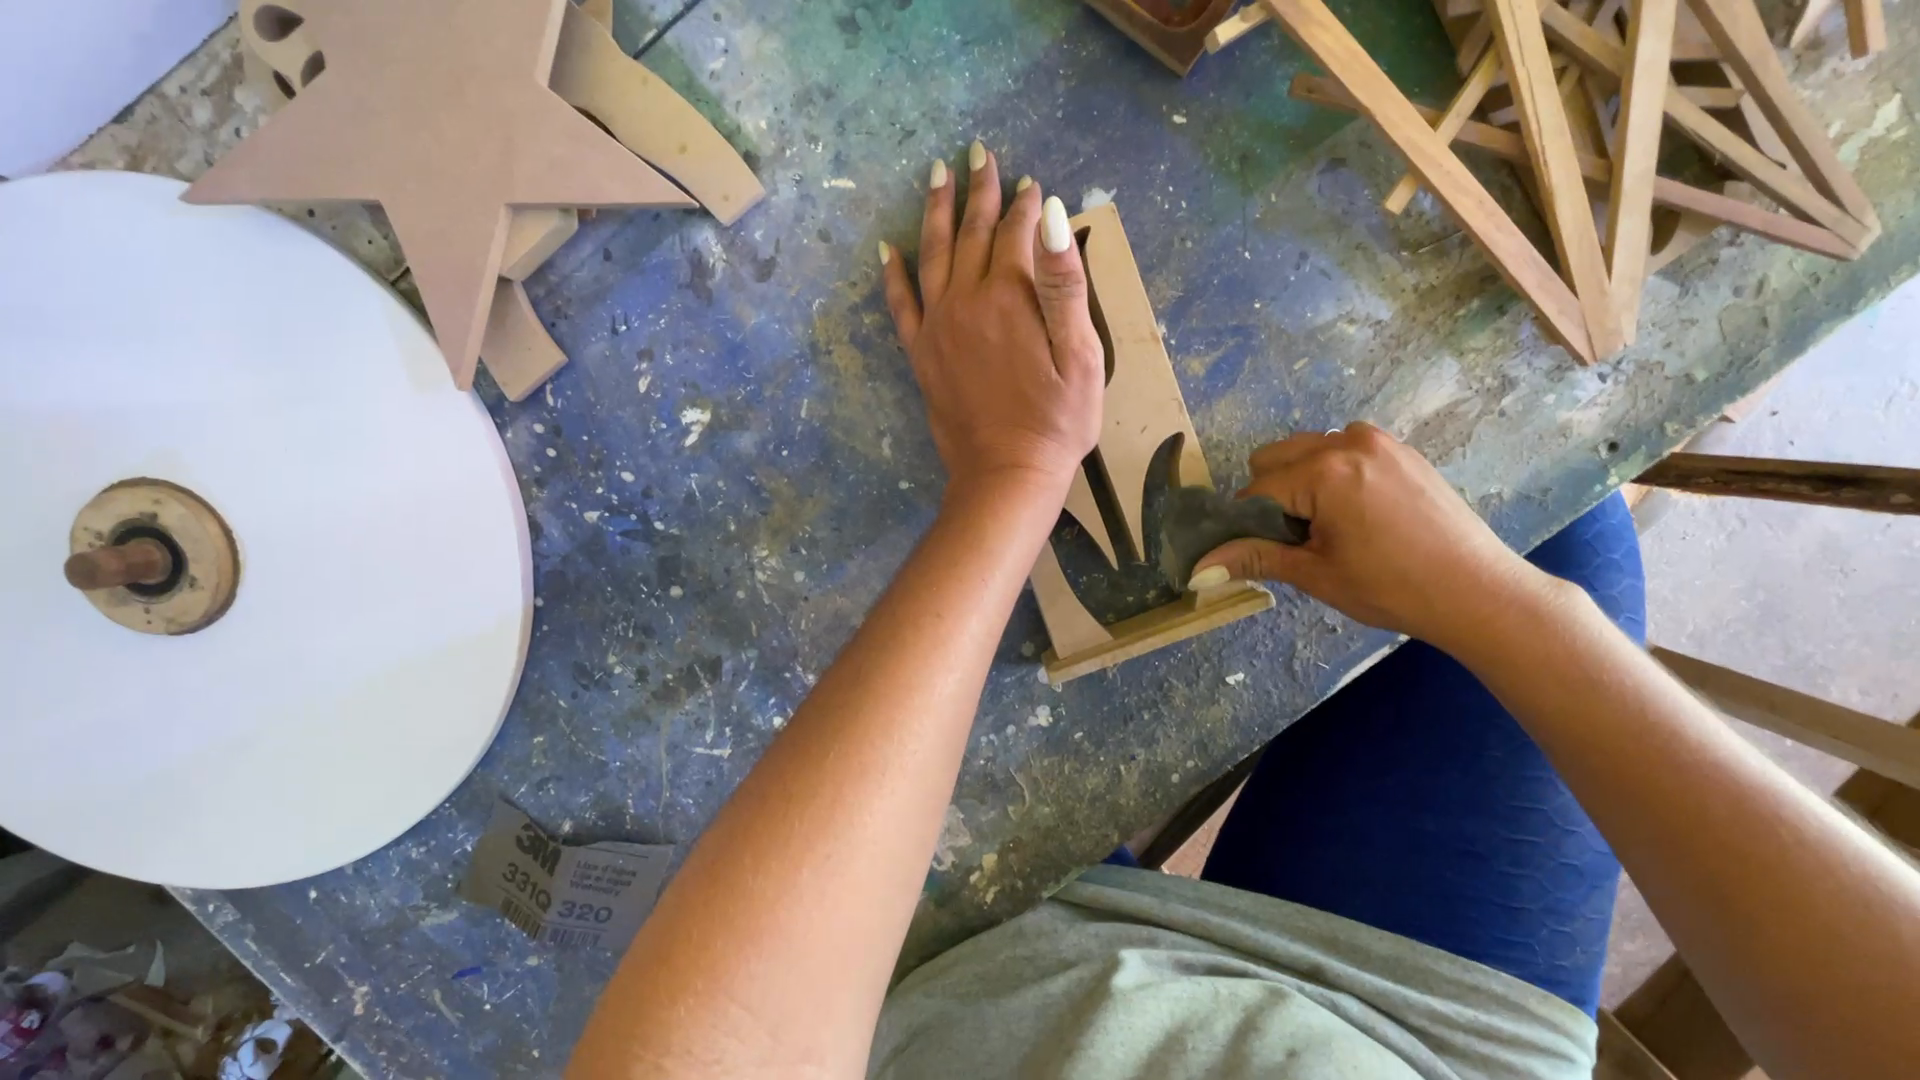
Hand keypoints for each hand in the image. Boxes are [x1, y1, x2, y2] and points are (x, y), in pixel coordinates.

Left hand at [880, 141, 1103, 498]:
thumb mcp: (1081, 354)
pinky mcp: (921, 354)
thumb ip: (1065, 284)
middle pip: (972, 232)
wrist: (1005, 473)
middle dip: (979, 191)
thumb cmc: (1056, 420)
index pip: (1016, 233)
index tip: (1030, 182)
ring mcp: (938, 326)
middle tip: (979, 154)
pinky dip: (893, 273)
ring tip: (937, 175)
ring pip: (933, 254)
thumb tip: (1050, 216)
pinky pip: (901, 304)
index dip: (1025, 204)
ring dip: (936, 211)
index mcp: (1011, 296)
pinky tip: (888, 248)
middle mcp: (967, 300)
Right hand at [1193, 423, 1552, 651]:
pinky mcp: (1400, 450)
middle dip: (1272, 495)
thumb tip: (1198, 568)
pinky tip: (1357, 513)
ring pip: (1308, 449)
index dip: (1247, 524)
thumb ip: (1255, 557)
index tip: (1260, 551)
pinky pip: (1343, 449)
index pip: (1256, 490)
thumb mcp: (1315, 573)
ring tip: (1329, 526)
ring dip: (1301, 481)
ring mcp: (1379, 441)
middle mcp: (1348, 441)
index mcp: (1324, 471)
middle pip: (1275, 457)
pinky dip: (1333, 473)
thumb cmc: (1391, 587)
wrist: (1477, 591)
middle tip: (1299, 539)